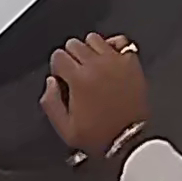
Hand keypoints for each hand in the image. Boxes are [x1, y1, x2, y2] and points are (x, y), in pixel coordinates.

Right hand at [39, 33, 149, 154]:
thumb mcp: (65, 129)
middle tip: (76, 73)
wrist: (129, 141)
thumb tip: (50, 82)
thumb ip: (50, 102)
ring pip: (94, 39)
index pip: (58, 55)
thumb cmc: (99, 136)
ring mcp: (115, 61)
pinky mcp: (131, 63)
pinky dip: (113, 45)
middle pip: (74, 44)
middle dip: (70, 57)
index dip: (57, 67)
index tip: (62, 78)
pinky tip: (109, 57)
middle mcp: (96, 65)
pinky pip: (120, 41)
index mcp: (78, 79)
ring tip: (92, 64)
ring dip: (89, 49)